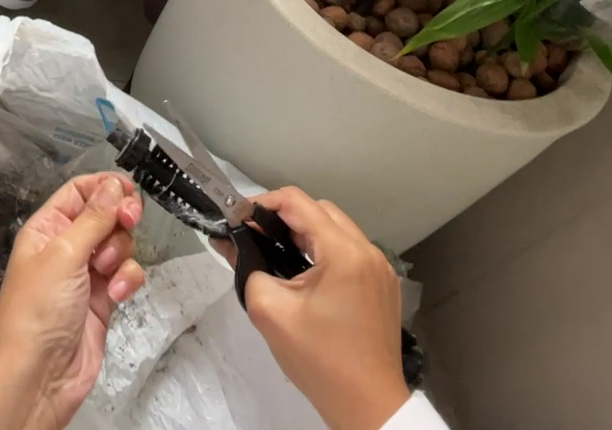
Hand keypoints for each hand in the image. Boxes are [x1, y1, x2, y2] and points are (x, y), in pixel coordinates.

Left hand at [0, 173, 146, 429]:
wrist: (37, 377)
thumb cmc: (36, 310)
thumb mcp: (63, 255)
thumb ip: (94, 218)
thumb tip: (115, 184)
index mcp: (47, 227)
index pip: (79, 192)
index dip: (105, 186)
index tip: (130, 188)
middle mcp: (66, 246)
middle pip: (105, 215)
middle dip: (120, 217)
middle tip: (129, 220)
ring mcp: (86, 273)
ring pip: (119, 244)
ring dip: (120, 253)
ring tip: (106, 272)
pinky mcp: (103, 299)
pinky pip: (125, 275)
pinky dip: (126, 280)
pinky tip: (117, 295)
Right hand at [233, 188, 408, 429]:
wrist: (369, 408)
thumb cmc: (319, 359)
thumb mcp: (270, 311)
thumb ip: (246, 265)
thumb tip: (228, 241)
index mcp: (343, 252)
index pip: (297, 202)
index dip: (263, 202)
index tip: (240, 219)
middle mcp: (367, 251)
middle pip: (319, 210)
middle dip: (283, 216)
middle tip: (256, 235)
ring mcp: (380, 268)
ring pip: (335, 228)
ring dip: (304, 231)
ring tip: (276, 252)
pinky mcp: (383, 285)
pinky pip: (349, 250)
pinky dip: (323, 249)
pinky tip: (304, 272)